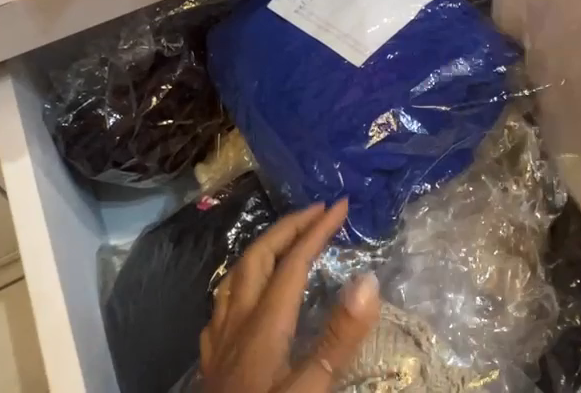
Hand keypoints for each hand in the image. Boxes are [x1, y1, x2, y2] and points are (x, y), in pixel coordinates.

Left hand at [201, 200, 379, 392]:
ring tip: (284, 240)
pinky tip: (245, 297)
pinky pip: (221, 307)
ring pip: (234, 277)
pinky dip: (240, 285)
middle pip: (258, 258)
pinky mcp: (211, 366)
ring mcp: (219, 344)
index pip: (293, 261)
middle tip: (317, 212)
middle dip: (288, 227)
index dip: (318, 229)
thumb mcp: (311, 390)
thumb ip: (339, 337)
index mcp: (264, 324)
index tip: (342, 205)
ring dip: (262, 249)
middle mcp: (237, 324)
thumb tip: (368, 279)